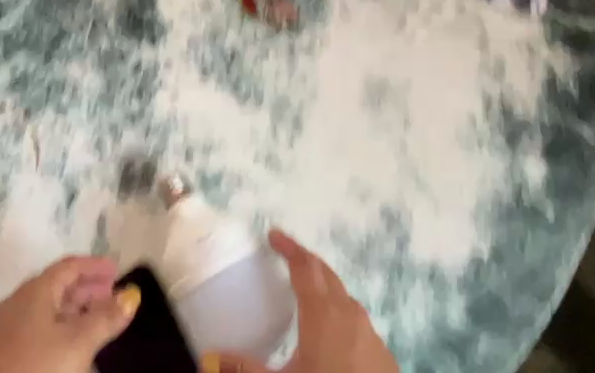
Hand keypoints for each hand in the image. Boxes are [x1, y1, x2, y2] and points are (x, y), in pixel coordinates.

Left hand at [0, 256, 138, 372]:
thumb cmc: (37, 367)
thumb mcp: (78, 344)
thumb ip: (105, 319)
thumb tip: (131, 296)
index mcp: (34, 290)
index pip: (68, 266)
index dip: (94, 266)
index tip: (117, 270)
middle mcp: (18, 301)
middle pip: (57, 285)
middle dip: (86, 288)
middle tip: (112, 296)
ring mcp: (8, 326)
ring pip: (47, 307)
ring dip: (74, 309)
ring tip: (97, 320)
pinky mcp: (4, 350)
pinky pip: (38, 325)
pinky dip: (60, 326)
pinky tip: (70, 344)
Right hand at [208, 231, 396, 372]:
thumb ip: (245, 368)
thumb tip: (210, 358)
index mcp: (322, 313)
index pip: (303, 266)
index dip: (288, 247)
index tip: (273, 235)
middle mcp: (349, 314)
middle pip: (326, 275)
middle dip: (306, 260)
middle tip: (286, 255)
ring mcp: (371, 334)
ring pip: (345, 299)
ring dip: (325, 288)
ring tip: (308, 294)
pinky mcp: (384, 356)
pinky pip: (359, 324)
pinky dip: (342, 316)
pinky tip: (334, 336)